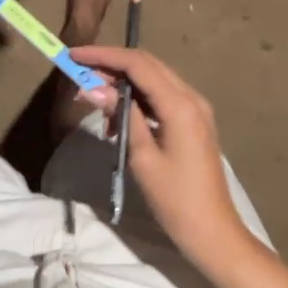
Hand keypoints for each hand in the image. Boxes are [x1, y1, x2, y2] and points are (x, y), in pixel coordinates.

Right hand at [68, 46, 252, 266]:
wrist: (213, 232)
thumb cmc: (175, 199)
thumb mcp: (142, 157)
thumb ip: (121, 116)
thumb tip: (94, 88)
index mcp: (180, 105)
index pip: (138, 64)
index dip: (104, 56)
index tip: (74, 55)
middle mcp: (191, 97)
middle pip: (147, 65)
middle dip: (111, 64)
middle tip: (79, 73)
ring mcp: (196, 108)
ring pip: (154, 78)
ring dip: (123, 81)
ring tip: (94, 96)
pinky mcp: (193, 120)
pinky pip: (161, 95)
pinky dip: (137, 97)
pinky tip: (118, 116)